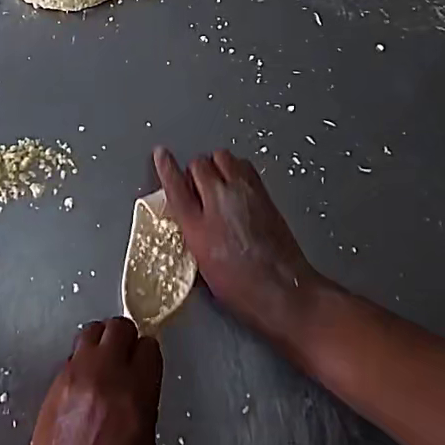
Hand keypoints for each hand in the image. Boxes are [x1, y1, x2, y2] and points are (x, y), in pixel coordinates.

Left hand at [0, 317, 161, 444]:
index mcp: (135, 397)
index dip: (149, 356)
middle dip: (126, 340)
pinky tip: (86, 385)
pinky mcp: (52, 384)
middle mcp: (103, 378)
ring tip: (104, 364)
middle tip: (127, 357)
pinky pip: (72, 355)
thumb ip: (145, 405)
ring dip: (102, 343)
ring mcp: (74, 378)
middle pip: (119, 327)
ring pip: (92, 331)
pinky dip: (82, 361)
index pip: (149, 346)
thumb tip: (141, 385)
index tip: (147, 363)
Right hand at [152, 147, 326, 346]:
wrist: (283, 290)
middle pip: (198, 164)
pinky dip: (236, 168)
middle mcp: (218, 202)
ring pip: (221, 157)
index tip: (161, 154)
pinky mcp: (263, 191)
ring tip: (218, 181)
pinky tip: (237, 184)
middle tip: (197, 186)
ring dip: (215, 165)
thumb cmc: (242, 289)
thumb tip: (192, 217)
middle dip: (194, 171)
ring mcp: (243, 193)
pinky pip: (243, 164)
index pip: (174, 185)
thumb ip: (193, 233)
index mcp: (197, 226)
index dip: (165, 166)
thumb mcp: (202, 265)